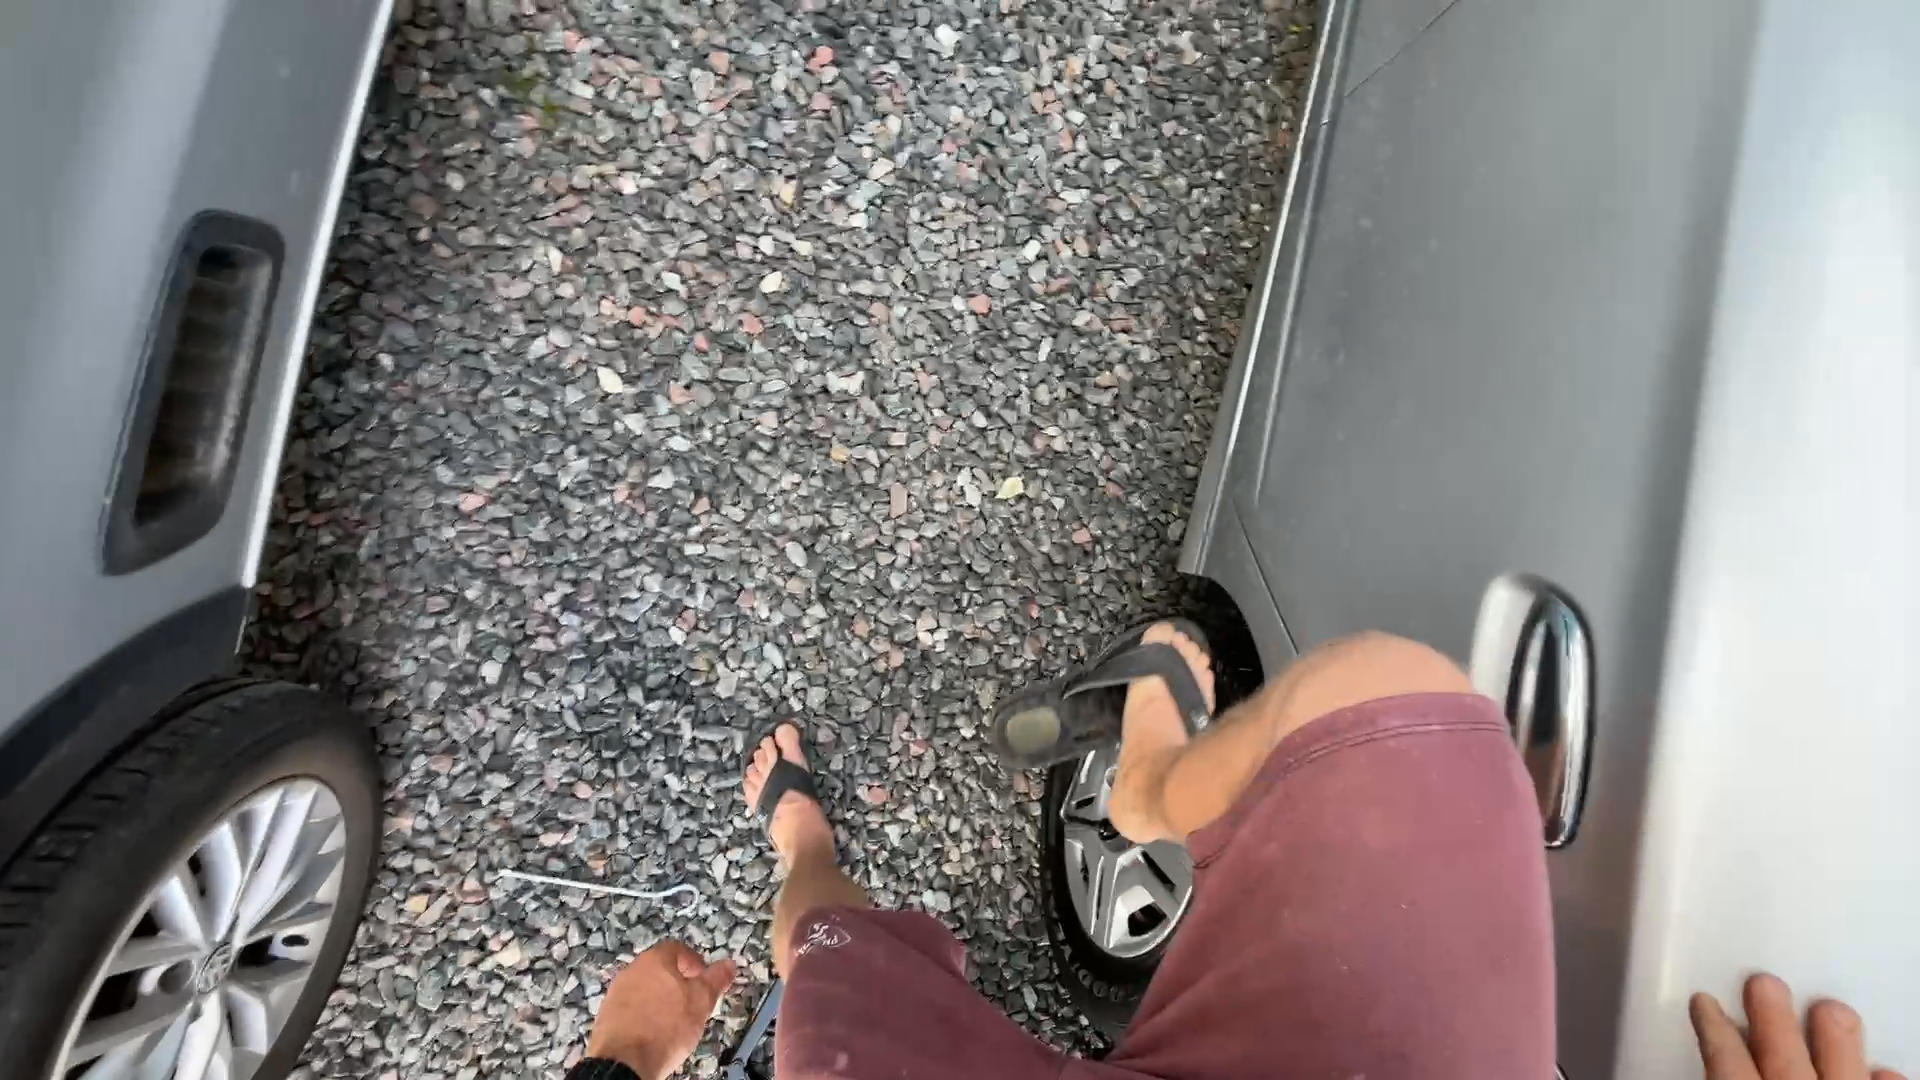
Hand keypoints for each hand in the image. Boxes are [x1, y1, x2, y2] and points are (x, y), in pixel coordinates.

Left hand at [584, 941, 736, 1079]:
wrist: (622, 1065)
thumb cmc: (665, 1027)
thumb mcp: (701, 1001)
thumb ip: (716, 979)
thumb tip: (729, 964)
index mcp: (656, 959)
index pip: (679, 950)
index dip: (695, 964)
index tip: (703, 982)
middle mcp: (632, 970)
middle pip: (661, 970)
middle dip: (677, 984)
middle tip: (690, 1003)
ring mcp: (615, 994)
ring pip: (645, 990)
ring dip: (659, 1001)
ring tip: (671, 1023)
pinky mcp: (605, 1019)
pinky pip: (630, 1011)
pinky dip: (642, 1018)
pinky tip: (652, 1034)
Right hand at [1691, 973, 1905, 1079]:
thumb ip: (1715, 1075)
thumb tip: (1698, 1051)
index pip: (1725, 1057)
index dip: (1713, 1026)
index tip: (1705, 1003)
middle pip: (1783, 1058)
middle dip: (1774, 1018)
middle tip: (1767, 983)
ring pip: (1842, 1075)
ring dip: (1838, 1043)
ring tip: (1834, 1009)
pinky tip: (1887, 1071)